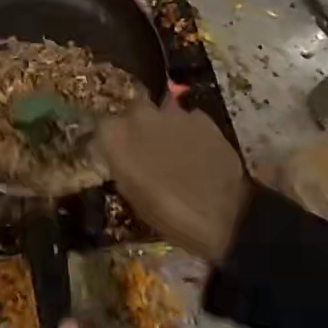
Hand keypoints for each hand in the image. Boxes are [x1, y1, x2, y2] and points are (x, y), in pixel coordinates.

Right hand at [95, 94, 251, 261]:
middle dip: (136, 125)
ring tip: (174, 151)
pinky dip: (188, 131)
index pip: (101, 124)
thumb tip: (122, 153)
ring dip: (163, 127)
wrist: (226, 217)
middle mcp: (139, 115)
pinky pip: (187, 120)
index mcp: (115, 135)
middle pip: (130, 110)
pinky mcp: (201, 117)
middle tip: (145, 148)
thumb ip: (122, 164)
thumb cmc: (170, 214)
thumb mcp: (133, 195)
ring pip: (161, 112)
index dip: (110, 137)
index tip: (115, 150)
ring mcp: (172, 113)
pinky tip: (197, 151)